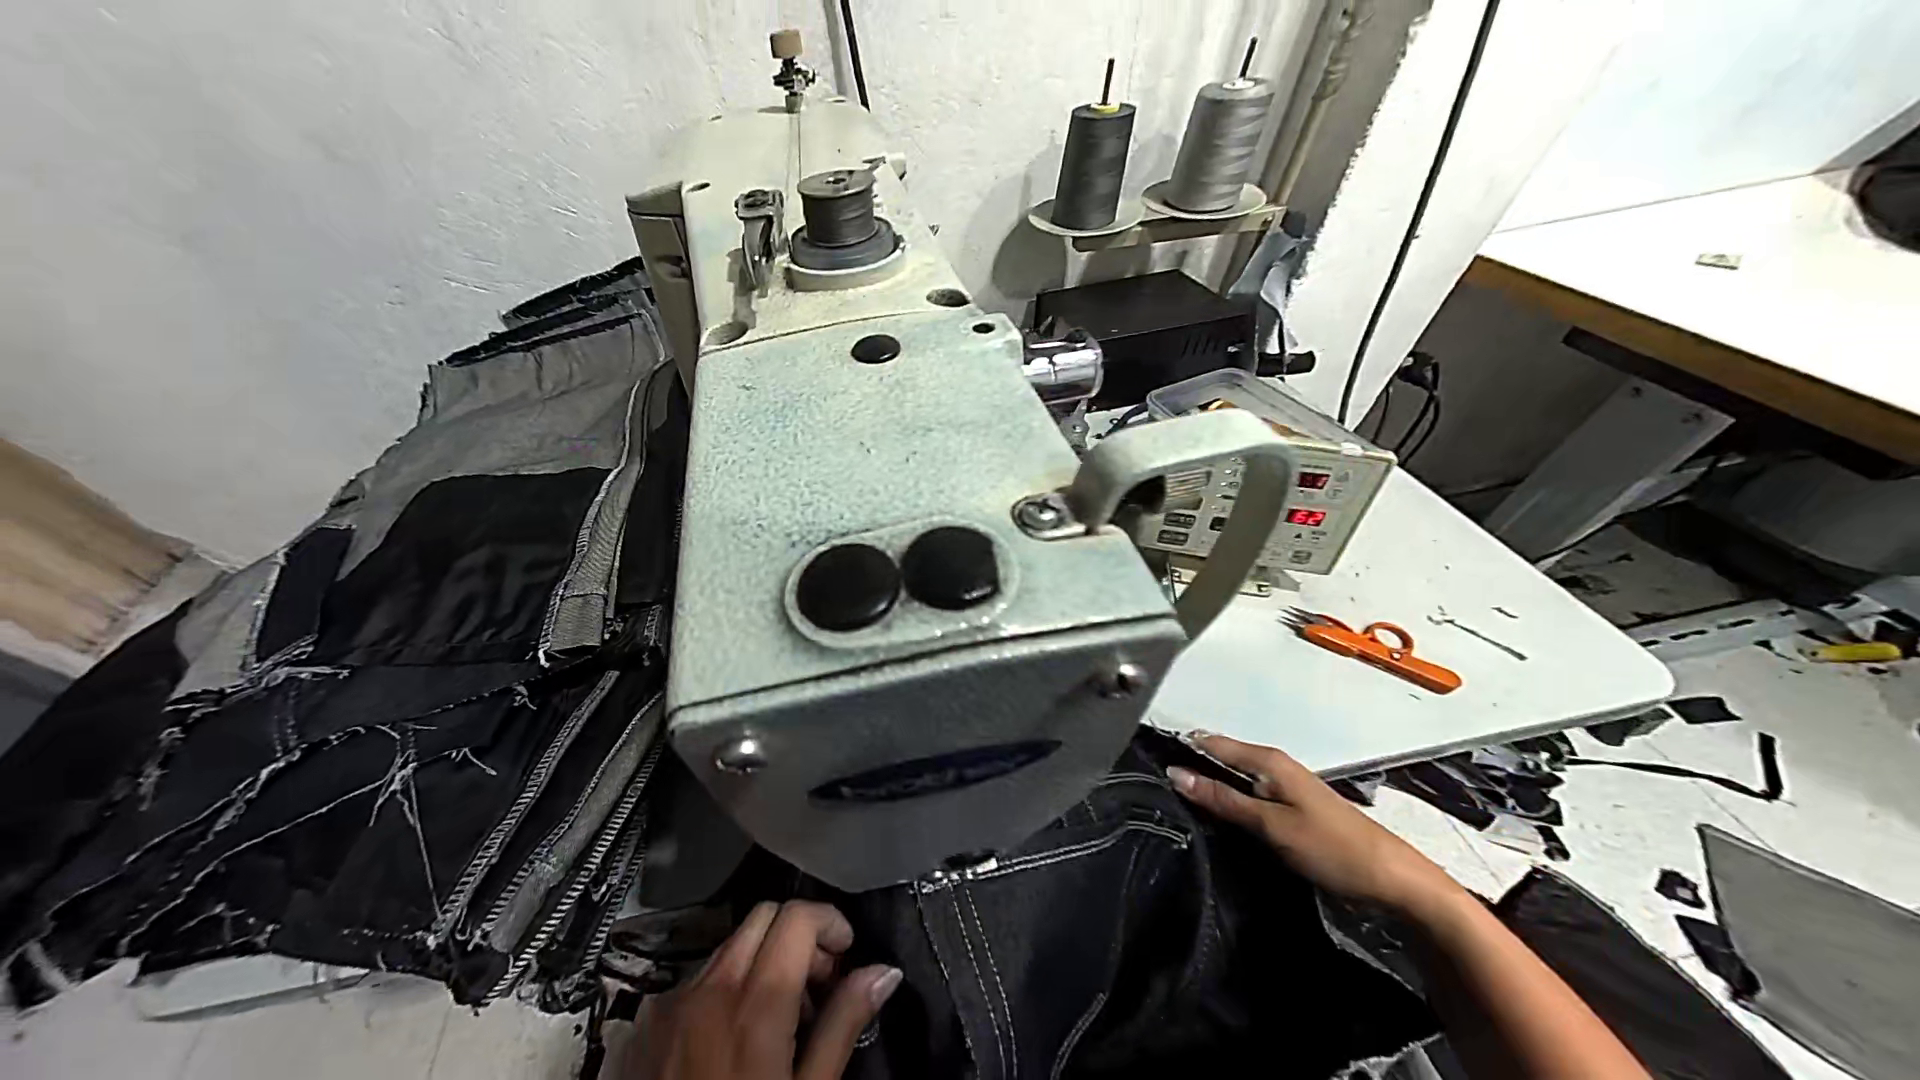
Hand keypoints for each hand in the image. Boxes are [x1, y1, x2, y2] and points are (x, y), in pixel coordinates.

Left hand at [621, 900, 902, 1079]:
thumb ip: (844, 1023)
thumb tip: (885, 971)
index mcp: (753, 1004)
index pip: (797, 917)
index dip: (830, 923)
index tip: (846, 955)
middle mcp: (708, 989)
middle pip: (763, 917)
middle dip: (800, 936)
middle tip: (819, 984)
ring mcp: (671, 1004)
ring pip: (731, 944)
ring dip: (765, 958)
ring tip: (781, 1016)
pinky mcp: (647, 1025)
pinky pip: (699, 977)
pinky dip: (730, 984)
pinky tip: (736, 1037)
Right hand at [1167, 733, 1466, 918]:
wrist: (1395, 882)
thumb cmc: (1333, 849)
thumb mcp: (1271, 825)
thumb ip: (1223, 799)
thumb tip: (1177, 773)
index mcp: (1268, 760)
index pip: (1211, 742)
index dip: (1180, 748)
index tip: (1146, 759)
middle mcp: (1273, 766)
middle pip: (1220, 759)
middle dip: (1190, 768)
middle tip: (1153, 786)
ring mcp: (1282, 788)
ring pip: (1231, 779)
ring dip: (1208, 788)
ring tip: (1174, 803)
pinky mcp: (1287, 809)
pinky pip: (1245, 796)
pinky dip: (1227, 803)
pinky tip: (1213, 819)